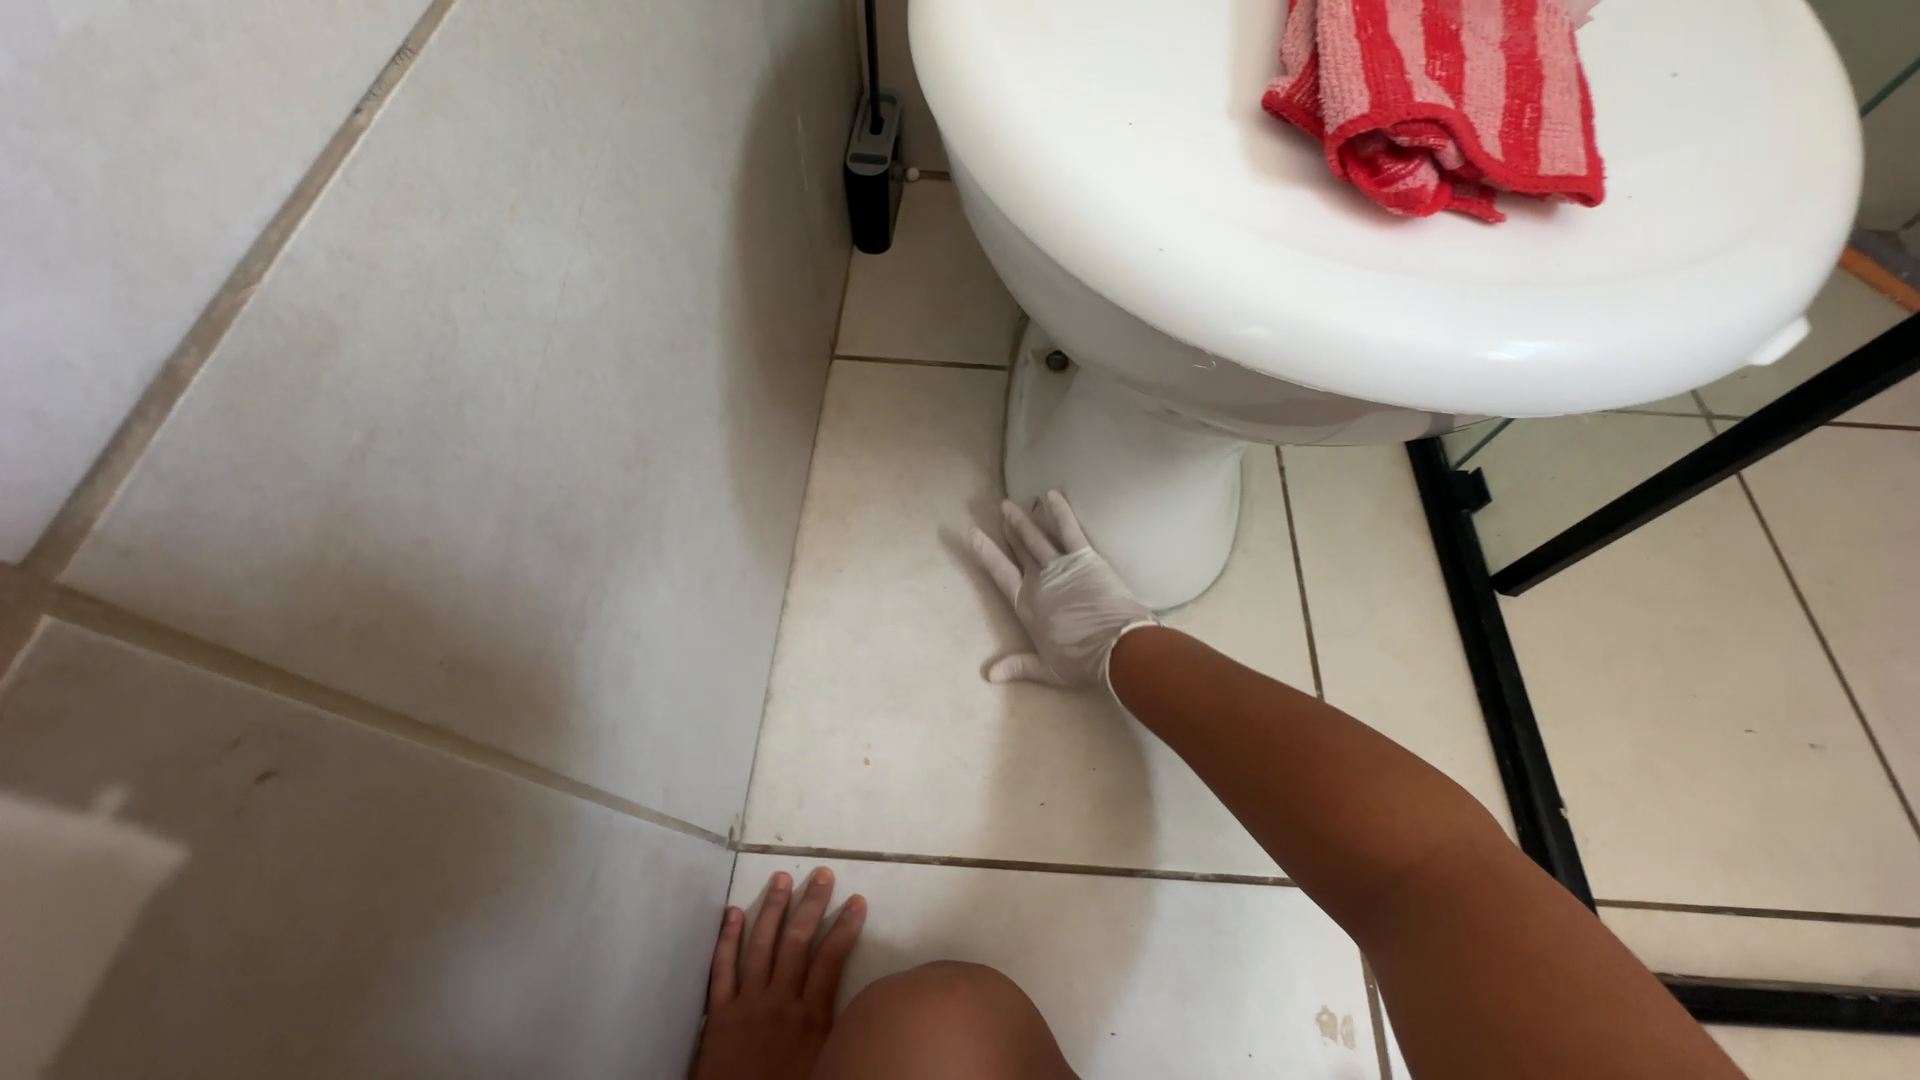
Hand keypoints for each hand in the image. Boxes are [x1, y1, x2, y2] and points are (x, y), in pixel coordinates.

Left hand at [693, 868, 866, 1079]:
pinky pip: (721, 970)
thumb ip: (838, 1028)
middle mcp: (780, 1001)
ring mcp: (747, 1004)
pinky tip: (733, 912)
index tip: (857, 899)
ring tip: (781, 878)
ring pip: (761, 945)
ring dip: (773, 908)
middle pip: (798, 942)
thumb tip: (864, 1003)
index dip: (846, 927)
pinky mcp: (718, 1013)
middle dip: (812, 904)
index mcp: (810, 1017)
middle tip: (822, 874)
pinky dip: (727, 939)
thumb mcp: (825, 1060)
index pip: (832, 959)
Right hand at [968, 490, 1157, 687]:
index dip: (987, 553)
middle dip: (1010, 530)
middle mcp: (1039, 582)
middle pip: (1020, 551)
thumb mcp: (1047, 670)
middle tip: (1001, 509)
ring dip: (1025, 519)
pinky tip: (1052, 494)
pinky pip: (1069, 529)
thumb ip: (1018, 667)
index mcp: (1028, 606)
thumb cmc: (1082, 661)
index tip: (975, 534)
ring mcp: (1061, 567)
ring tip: (1013, 504)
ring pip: (1038, 537)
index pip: (1000, 574)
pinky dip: (1060, 511)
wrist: (1116, 647)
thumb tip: (988, 675)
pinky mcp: (1085, 558)